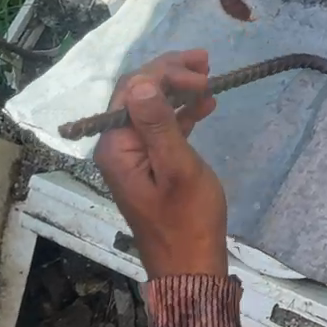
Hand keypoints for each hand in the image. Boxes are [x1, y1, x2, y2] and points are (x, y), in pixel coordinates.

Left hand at [94, 50, 228, 277]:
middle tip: (207, 62)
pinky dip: (182, 113)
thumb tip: (144, 83)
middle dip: (170, 74)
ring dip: (177, 89)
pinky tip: (205, 105)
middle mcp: (118, 147)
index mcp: (117, 147)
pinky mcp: (152, 166)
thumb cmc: (188, 219)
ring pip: (151, 109)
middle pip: (137, 96)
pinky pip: (162, 128)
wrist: (190, 263)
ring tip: (209, 76)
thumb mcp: (178, 169)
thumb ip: (160, 125)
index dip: (164, 72)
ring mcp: (134, 157)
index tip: (203, 71)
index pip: (131, 91)